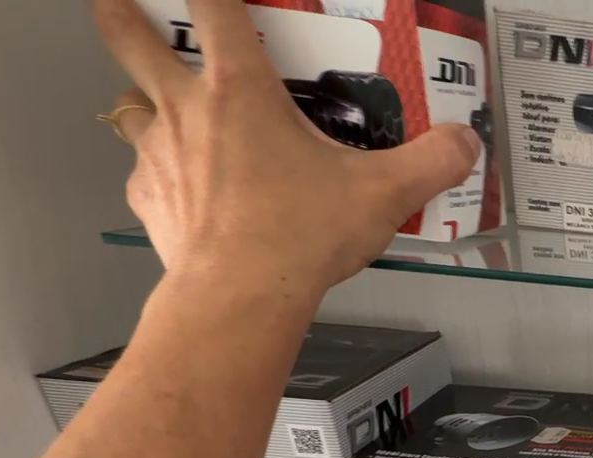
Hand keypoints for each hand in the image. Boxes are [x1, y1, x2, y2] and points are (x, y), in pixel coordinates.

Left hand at [92, 0, 480, 296]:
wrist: (246, 293)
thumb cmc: (307, 232)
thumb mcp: (386, 195)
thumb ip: (432, 163)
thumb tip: (467, 140)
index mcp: (239, 91)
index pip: (211, 3)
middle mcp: (184, 108)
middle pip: (125, 31)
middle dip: (125, 11)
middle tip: (138, 14)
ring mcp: (156, 153)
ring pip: (128, 104)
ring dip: (148, 103)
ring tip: (183, 126)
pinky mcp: (148, 198)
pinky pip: (147, 176)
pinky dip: (167, 180)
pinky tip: (199, 202)